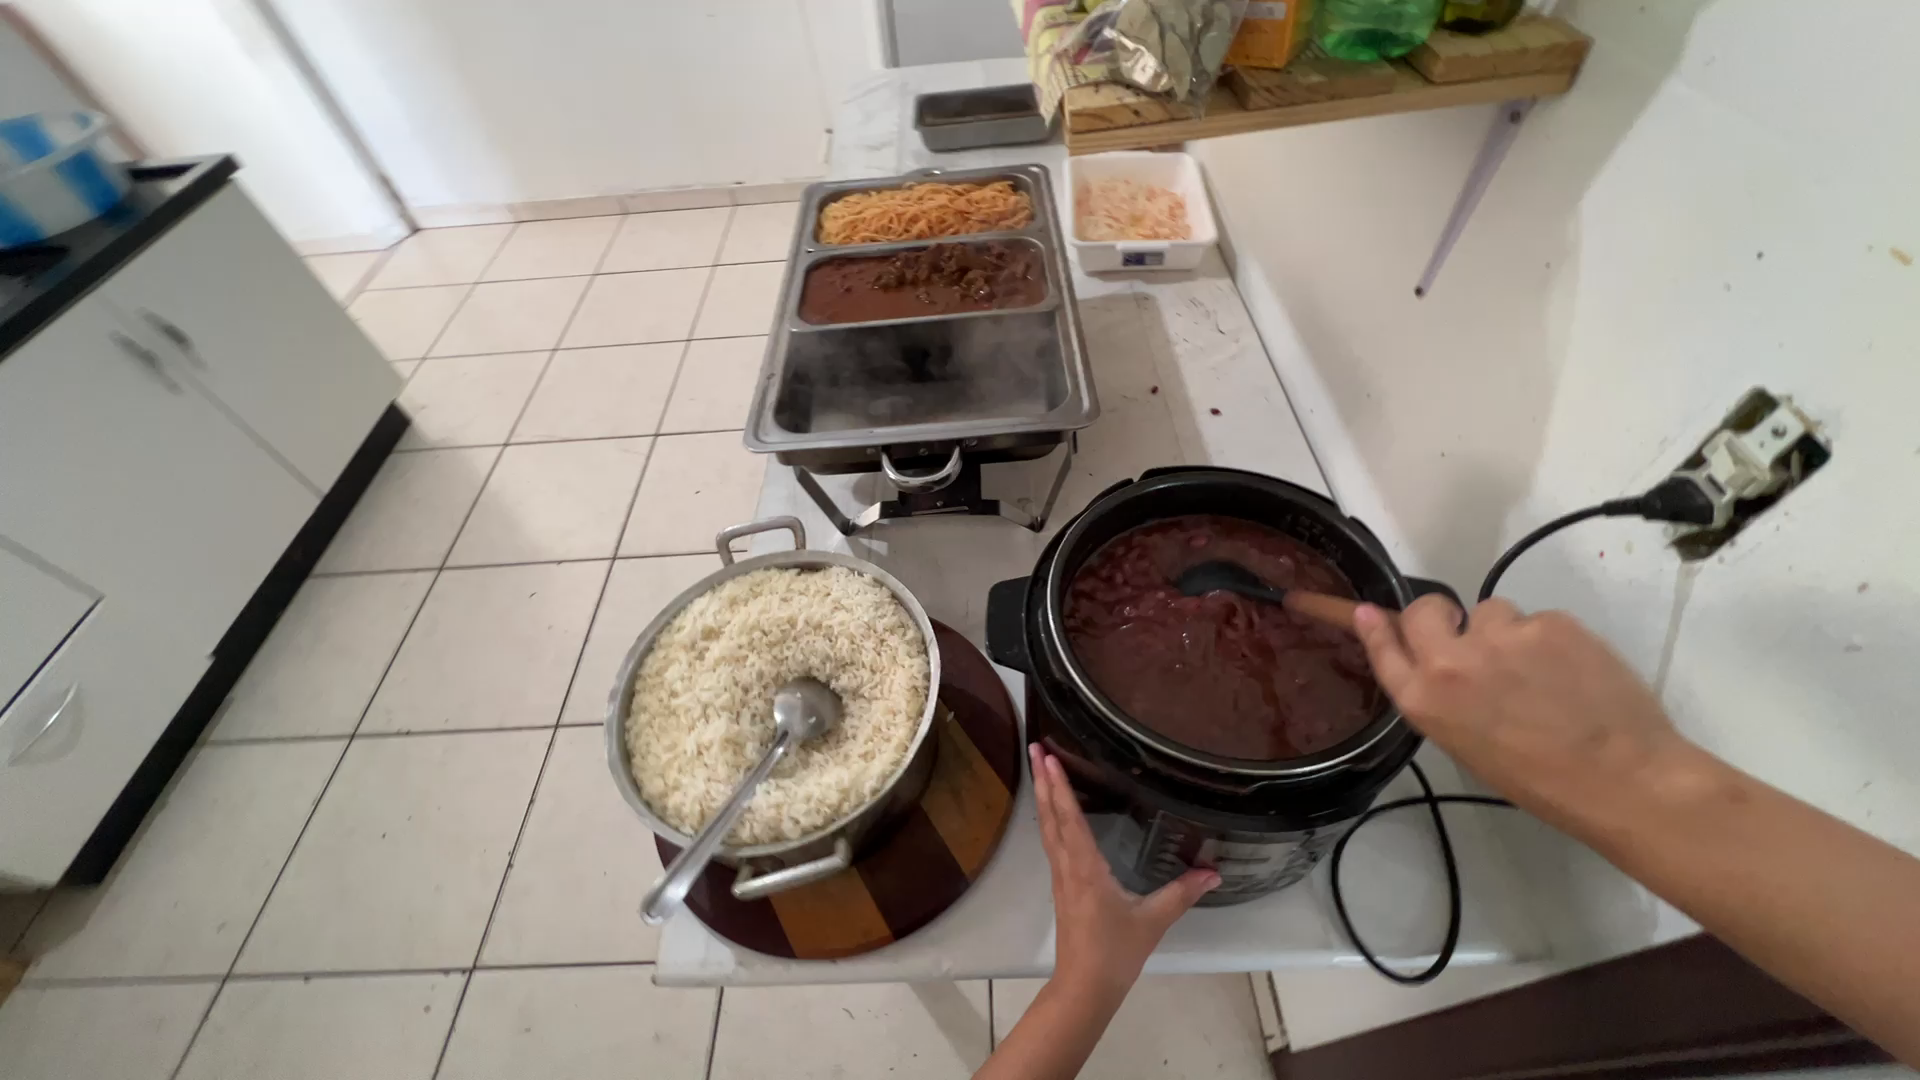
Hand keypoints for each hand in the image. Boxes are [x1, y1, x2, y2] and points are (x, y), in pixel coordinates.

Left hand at [1029, 744, 1218, 997]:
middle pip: (1050, 815)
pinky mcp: (1061, 884)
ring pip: (1046, 827)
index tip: (1047, 757)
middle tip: (1035, 746)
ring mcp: (1060, 875)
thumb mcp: (1152, 921)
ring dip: (1043, 795)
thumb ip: (1182, 893)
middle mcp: (1067, 864)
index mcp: (1085, 867)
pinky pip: (1050, 841)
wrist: (1085, 986)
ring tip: (1039, 768)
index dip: (1059, 785)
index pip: (1069, 817)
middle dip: (1043, 780)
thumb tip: (1214, 871)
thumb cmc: (1116, 952)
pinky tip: (1052, 811)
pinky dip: (1049, 817)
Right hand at [1351, 597, 1689, 829]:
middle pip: (1425, 609)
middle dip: (1440, 615)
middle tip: (1467, 635)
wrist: (1625, 780)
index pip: (1382, 646)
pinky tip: (1572, 670)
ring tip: (1539, 669)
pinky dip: (1550, 639)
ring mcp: (1499, 637)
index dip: (1374, 626)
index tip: (1369, 611)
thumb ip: (1435, 694)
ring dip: (1505, 632)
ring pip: (1490, 611)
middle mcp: (1450, 662)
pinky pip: (1537, 619)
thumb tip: (1425, 658)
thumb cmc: (1537, 778)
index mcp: (1423, 700)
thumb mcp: (1461, 741)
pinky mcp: (1549, 623)